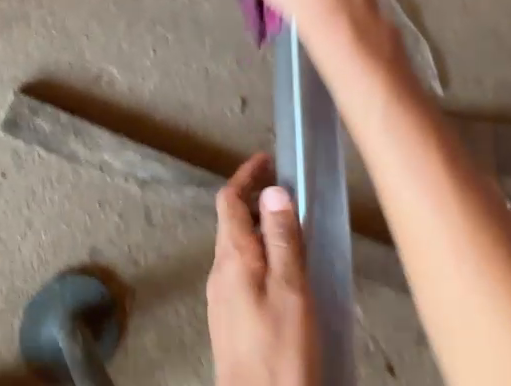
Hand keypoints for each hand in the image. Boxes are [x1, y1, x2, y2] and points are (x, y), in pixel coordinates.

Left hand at [207, 154, 315, 385]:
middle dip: (253, 197)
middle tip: (283, 185)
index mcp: (232, 258)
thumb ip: (283, 240)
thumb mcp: (291, 290)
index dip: (246, 175)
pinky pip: (240, 269)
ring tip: (288, 221)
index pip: (229, 201)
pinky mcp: (229, 319)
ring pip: (235, 246)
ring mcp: (221, 298)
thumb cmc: (280, 349)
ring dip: (256, 225)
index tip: (267, 159)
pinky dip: (258, 252)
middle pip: (230, 221)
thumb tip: (273, 190)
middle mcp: (219, 272)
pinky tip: (281, 266)